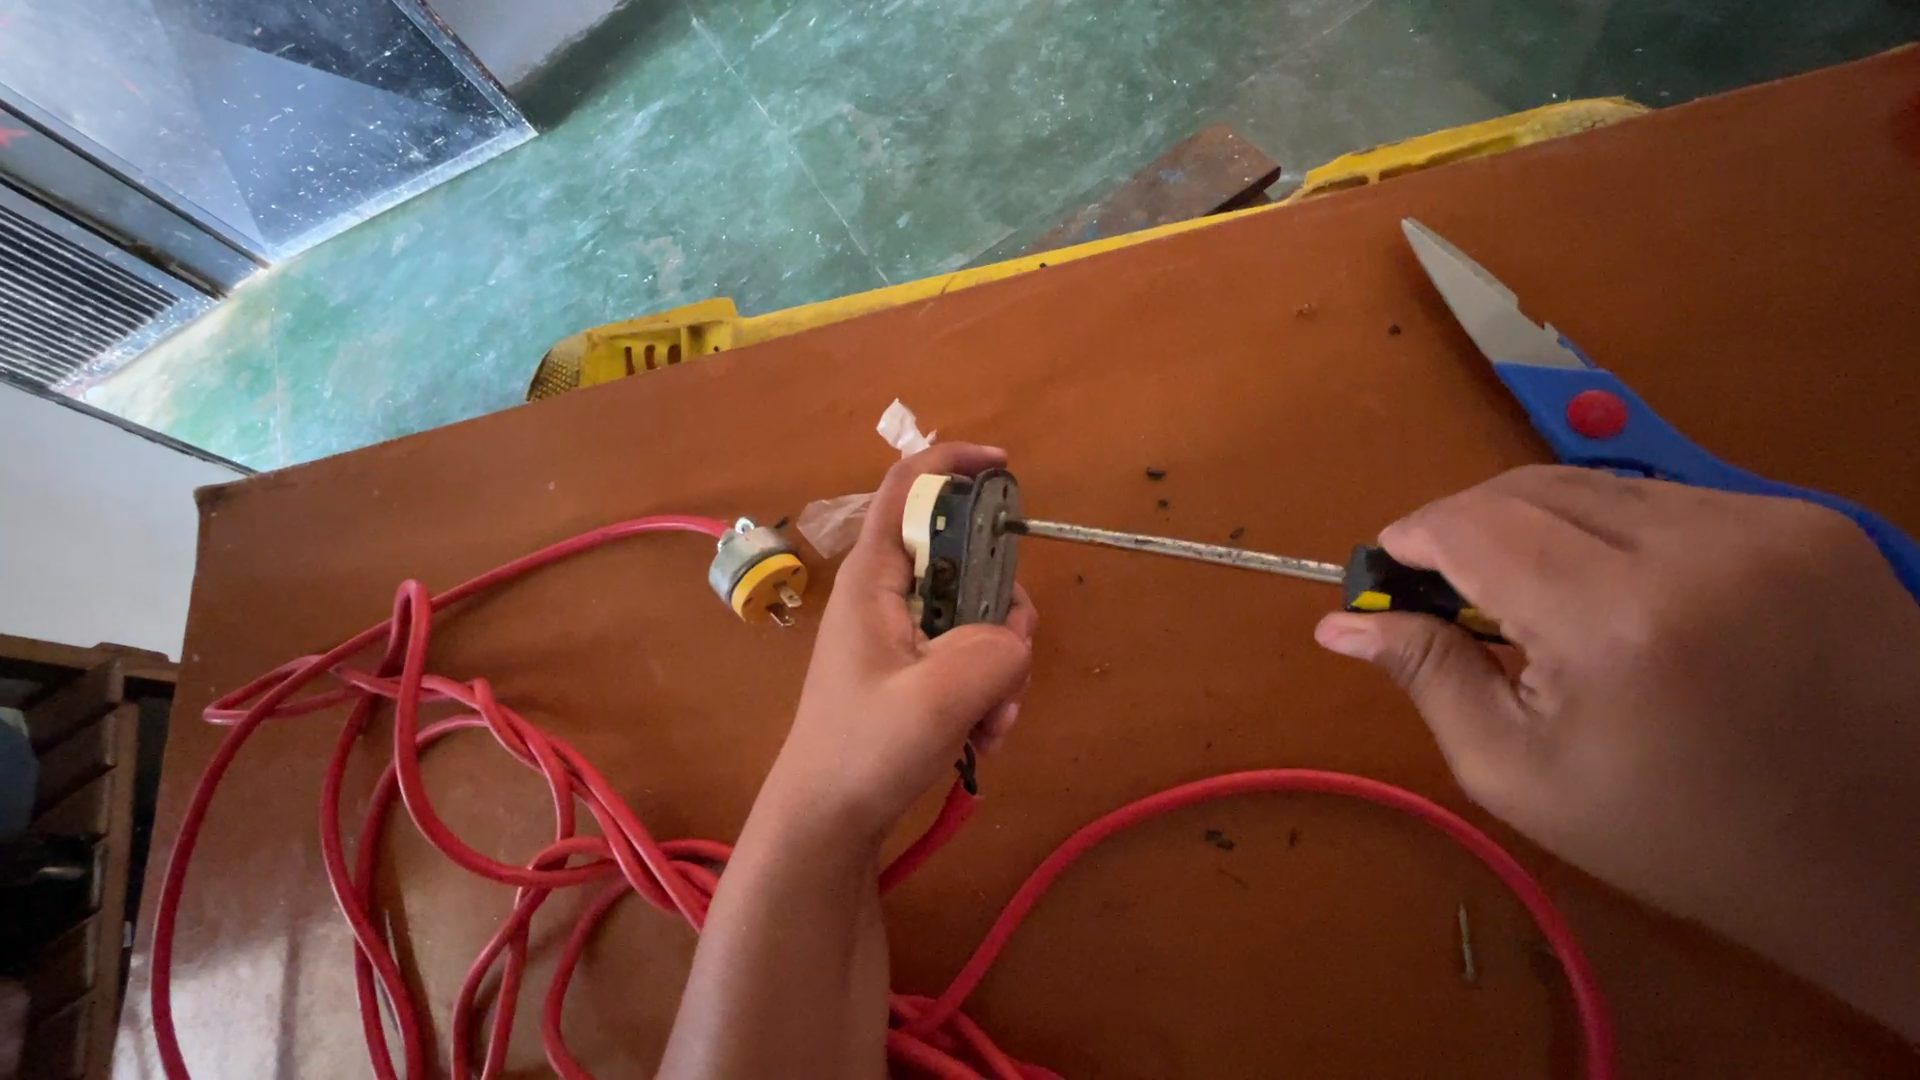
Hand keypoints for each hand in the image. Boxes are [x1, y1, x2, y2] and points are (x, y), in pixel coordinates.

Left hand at [763, 443, 1037, 848]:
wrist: (826, 821)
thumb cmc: (863, 751)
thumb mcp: (937, 699)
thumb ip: (994, 651)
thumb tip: (1014, 638)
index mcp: (874, 577)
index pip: (906, 487)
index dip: (952, 462)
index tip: (1005, 469)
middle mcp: (888, 595)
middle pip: (965, 560)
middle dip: (1003, 611)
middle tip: (1009, 667)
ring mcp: (902, 635)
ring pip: (978, 616)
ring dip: (1001, 668)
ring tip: (990, 724)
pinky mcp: (915, 670)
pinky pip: (970, 657)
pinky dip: (988, 691)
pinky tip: (983, 737)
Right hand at [1314, 465, 1919, 1035]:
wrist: (1895, 861)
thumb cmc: (1676, 832)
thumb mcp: (1516, 772)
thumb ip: (1425, 676)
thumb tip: (1338, 624)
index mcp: (1614, 621)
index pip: (1471, 524)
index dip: (1410, 537)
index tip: (1388, 573)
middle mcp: (1697, 548)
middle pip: (1521, 488)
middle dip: (1460, 527)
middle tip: (1444, 591)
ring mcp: (1767, 524)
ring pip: (1585, 484)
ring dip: (1527, 524)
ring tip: (1526, 596)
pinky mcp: (1806, 523)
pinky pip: (1654, 498)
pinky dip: (1599, 529)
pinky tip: (1608, 590)